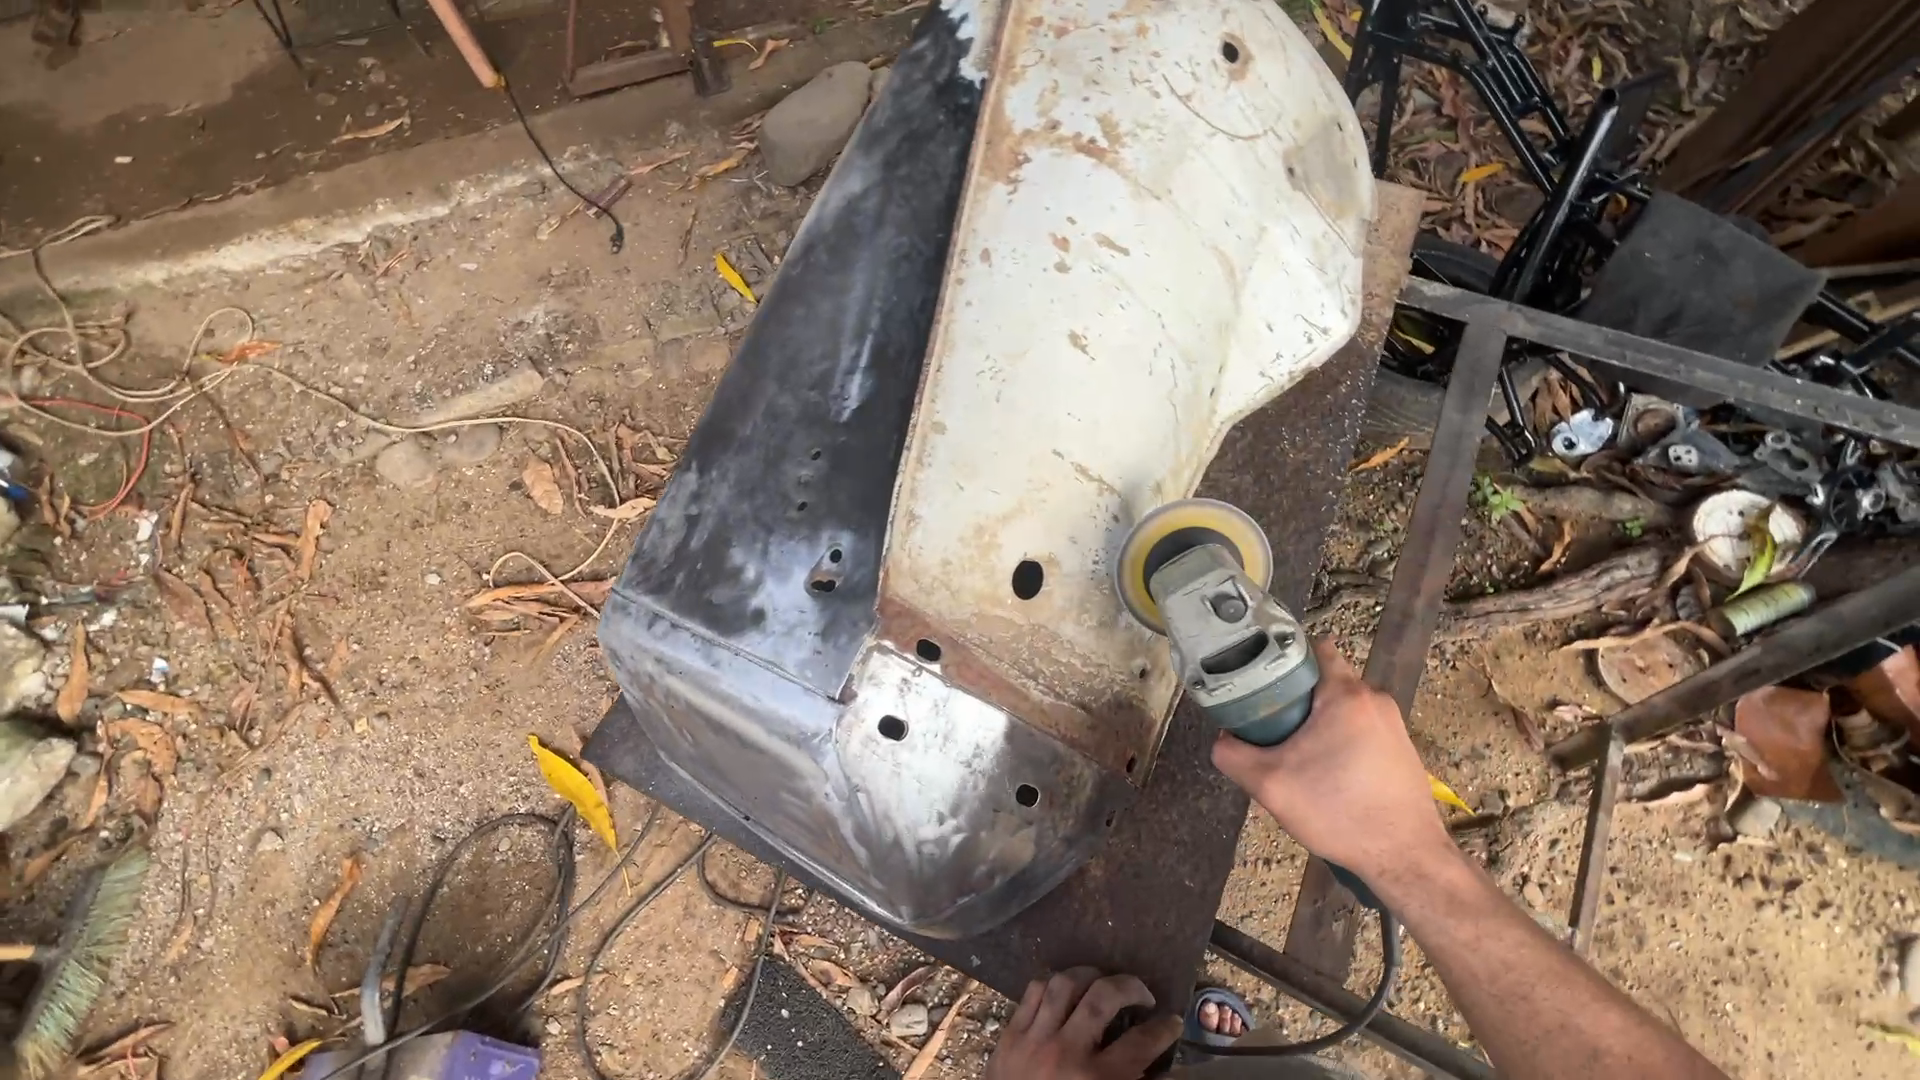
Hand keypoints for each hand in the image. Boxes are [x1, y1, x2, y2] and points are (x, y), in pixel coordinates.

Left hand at [983, 969, 1181, 1079]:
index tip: (1173, 1021)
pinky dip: (1054, 984)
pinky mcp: (1012, 1032)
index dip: (1164, 1029)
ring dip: (1091, 975)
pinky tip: (1067, 991)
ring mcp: (1036, 1038)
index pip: (1140, 1044)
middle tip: (1143, 994)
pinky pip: (1034, 990)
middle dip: (1131, 986)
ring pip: (1066, 984)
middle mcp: (1067, 1052)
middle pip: (1103, 996)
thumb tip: (1167, 1071)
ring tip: (1104, 982)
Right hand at [1209, 639, 1452, 894]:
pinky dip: (1340, 742)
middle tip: (1270, 726)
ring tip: (1296, 755)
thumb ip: (1232, 755)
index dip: (1284, 658)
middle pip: (1324, 681)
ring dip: (1318, 723)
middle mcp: (1375, 700)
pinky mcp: (1403, 751)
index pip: (1314, 648)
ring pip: (1342, 708)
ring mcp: (1394, 725)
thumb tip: (1222, 740)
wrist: (1406, 860)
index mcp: (1346, 695)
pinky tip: (1327, 775)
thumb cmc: (1338, 811)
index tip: (1261, 680)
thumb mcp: (1268, 784)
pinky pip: (1360, 730)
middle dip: (1296, 698)